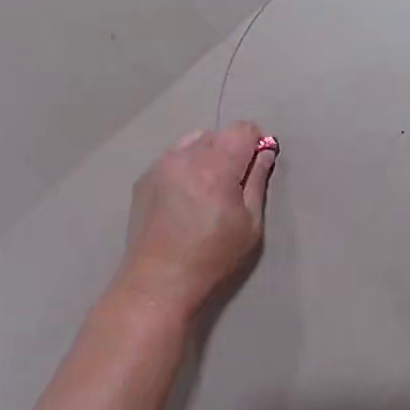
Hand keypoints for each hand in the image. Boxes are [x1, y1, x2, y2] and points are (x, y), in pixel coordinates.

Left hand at [113, 122, 277, 316]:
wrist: (158, 281)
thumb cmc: (211, 257)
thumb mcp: (249, 224)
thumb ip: (258, 181)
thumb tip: (265, 152)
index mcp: (216, 166)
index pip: (243, 128)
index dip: (255, 144)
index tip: (255, 168)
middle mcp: (185, 156)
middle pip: (218, 134)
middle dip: (231, 151)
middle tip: (231, 187)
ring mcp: (160, 165)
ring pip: (193, 142)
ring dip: (206, 157)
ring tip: (206, 192)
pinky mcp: (144, 178)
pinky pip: (172, 158)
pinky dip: (184, 168)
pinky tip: (183, 200)